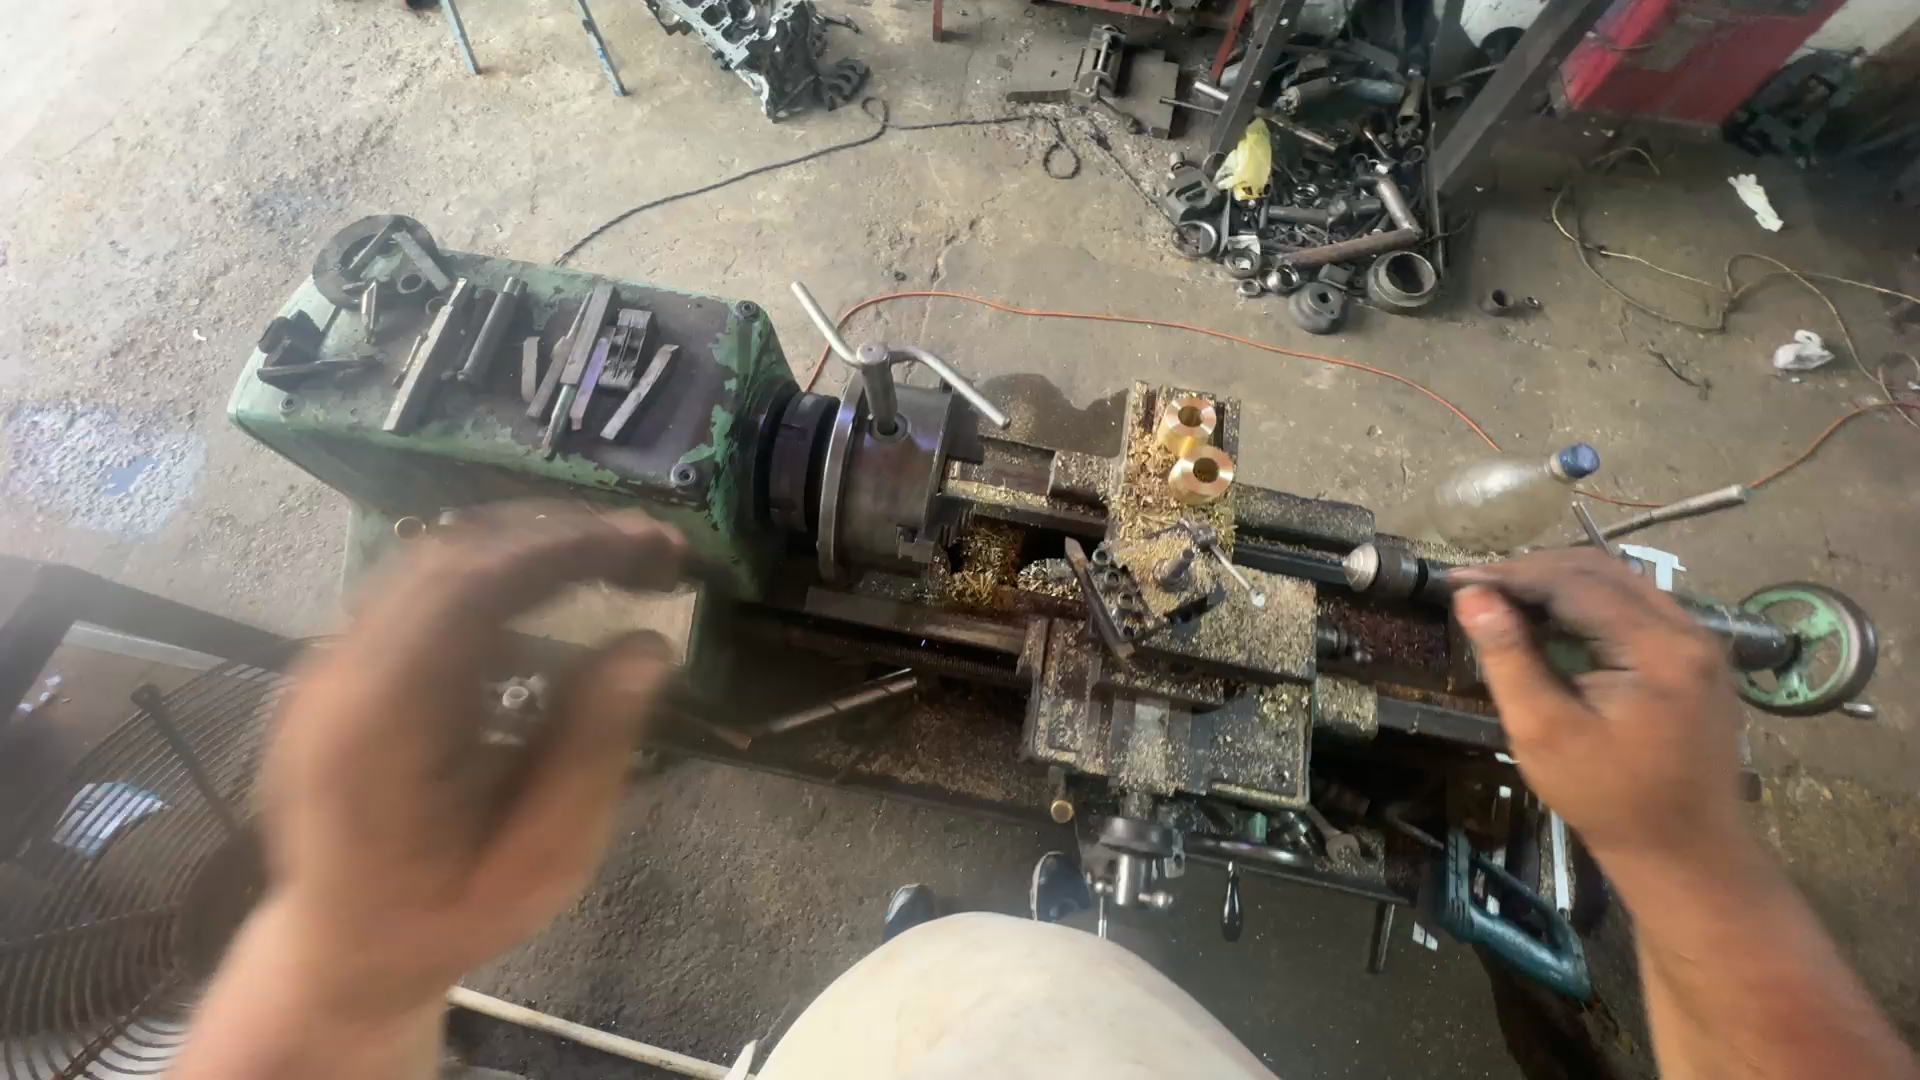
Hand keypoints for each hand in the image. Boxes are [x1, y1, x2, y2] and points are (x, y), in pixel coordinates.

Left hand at [255, 503, 685, 1020]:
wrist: (349, 946)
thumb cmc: (455, 910)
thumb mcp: (544, 852)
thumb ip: (593, 747)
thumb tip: (650, 644)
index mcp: (376, 727)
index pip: (466, 589)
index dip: (566, 549)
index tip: (652, 546)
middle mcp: (338, 674)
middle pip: (454, 555)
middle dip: (567, 533)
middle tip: (656, 545)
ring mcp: (336, 660)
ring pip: (443, 555)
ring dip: (543, 541)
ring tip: (626, 553)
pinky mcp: (356, 659)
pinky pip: (436, 581)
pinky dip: (514, 564)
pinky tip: (570, 578)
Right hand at [1449, 549, 1749, 865]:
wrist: (1685, 851)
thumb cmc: (1605, 795)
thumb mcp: (1540, 728)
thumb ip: (1507, 656)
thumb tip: (1470, 595)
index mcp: (1658, 650)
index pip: (1573, 583)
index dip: (1508, 575)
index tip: (1453, 581)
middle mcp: (1688, 634)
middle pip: (1598, 570)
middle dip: (1528, 571)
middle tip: (1472, 588)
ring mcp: (1695, 644)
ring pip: (1614, 581)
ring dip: (1552, 581)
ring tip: (1497, 597)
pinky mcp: (1688, 658)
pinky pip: (1627, 605)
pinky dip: (1576, 600)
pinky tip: (1540, 618)